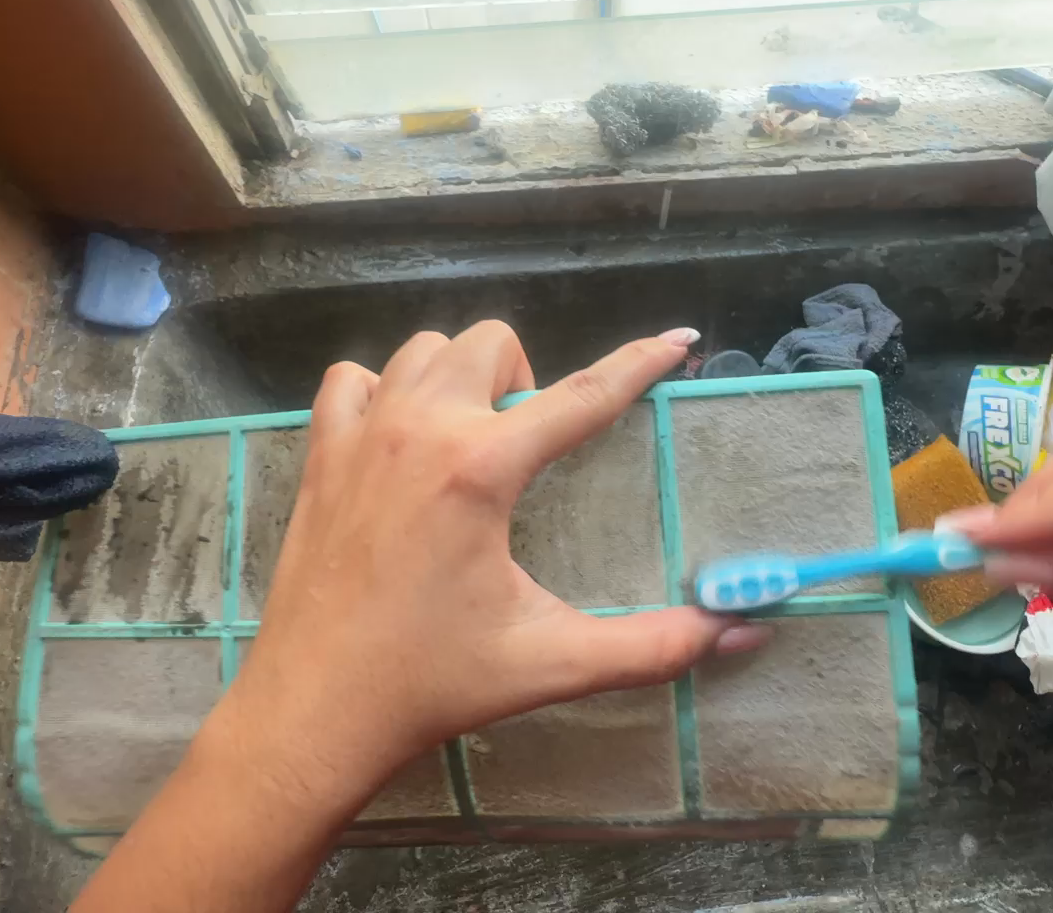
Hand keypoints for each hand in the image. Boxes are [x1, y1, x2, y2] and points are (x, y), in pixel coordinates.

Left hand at [207, 322, 768, 803]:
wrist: (311, 713)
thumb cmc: (433, 683)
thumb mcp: (553, 661)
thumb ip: (653, 646)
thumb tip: (741, 637)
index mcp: (481, 466)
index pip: (583, 396)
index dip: (639, 363)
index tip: (676, 339)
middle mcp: (421, 427)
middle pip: (492, 341)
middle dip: (525, 377)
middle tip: (526, 445)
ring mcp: (361, 432)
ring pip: (424, 349)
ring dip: (460, 376)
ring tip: (469, 435)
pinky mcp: (320, 452)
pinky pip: (353, 379)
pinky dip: (384, 390)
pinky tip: (397, 436)